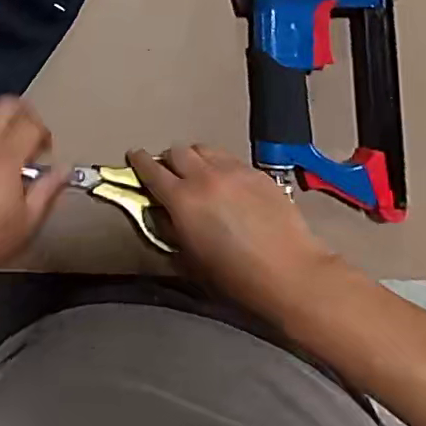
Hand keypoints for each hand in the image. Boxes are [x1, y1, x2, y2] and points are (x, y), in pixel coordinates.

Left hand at [0, 97, 69, 287]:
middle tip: (33, 137)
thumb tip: (64, 172)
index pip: (31, 124)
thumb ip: (49, 189)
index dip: (45, 134)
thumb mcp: (28, 221)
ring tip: (10, 147)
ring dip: (2, 121)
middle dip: (25, 115)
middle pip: (6, 106)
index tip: (46, 151)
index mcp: (5, 157)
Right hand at [127, 145, 344, 312]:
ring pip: (204, 149)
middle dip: (168, 160)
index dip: (138, 161)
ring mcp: (233, 171)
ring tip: (199, 173)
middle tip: (170, 173)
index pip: (150, 168)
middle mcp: (204, 176)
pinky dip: (220, 166)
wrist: (291, 274)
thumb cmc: (235, 276)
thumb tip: (161, 211)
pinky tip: (228, 184)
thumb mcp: (189, 256)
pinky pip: (230, 159)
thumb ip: (169, 227)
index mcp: (182, 198)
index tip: (134, 157)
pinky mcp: (258, 173)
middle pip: (176, 150)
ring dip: (195, 158)